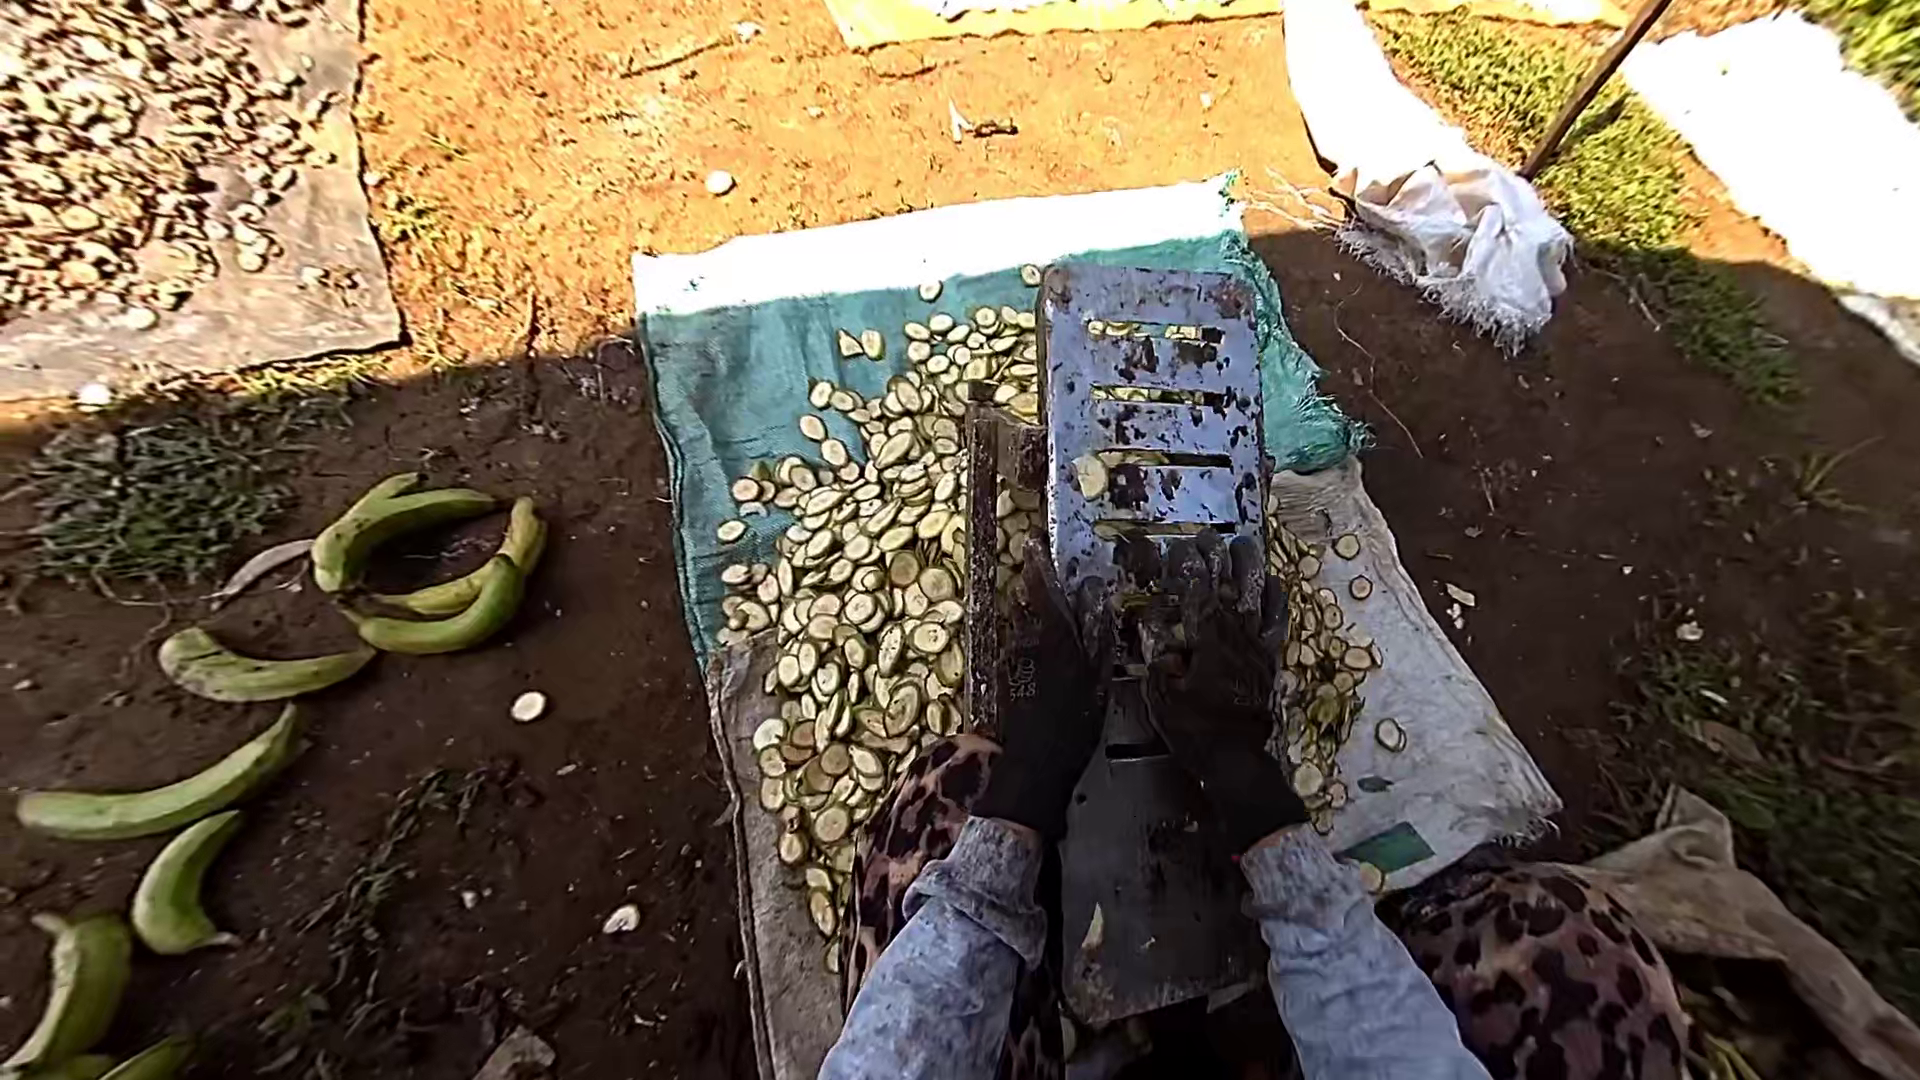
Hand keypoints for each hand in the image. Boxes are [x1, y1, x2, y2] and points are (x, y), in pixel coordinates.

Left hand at [972, 540, 1113, 839]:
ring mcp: (1012, 656)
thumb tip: (1097, 598)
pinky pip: (1015, 644)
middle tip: (1039, 571)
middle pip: (1027, 603)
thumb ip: (1097, 634)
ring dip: (1028, 612)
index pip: (1044, 591)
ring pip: (1019, 622)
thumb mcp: (1098, 680)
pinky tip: (1037, 652)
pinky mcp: (1004, 671)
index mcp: (1055, 638)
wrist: (1035, 760)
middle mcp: (1028, 641)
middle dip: (1032, 585)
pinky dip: (1025, 638)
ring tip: (1042, 615)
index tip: (1032, 543)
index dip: (1038, 566)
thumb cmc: (1074, 722)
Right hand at [1133, 532, 1306, 853]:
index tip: (1175, 548)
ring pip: (1256, 597)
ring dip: (1249, 569)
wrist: (1235, 758)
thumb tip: (1154, 620)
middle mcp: (1235, 636)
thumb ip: (1158, 653)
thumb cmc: (1193, 727)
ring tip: (1244, 544)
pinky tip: (1276, 583)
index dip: (1184, 568)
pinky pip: (1278, 623)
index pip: (1194, 594)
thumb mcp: (1161, 693)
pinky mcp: (1269, 657)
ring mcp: (1256, 646)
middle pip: (1226, 587)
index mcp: (1206, 642)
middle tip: (1206, 536)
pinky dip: (1278, 600)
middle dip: (1215, 559)